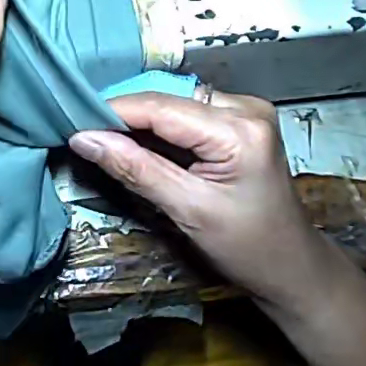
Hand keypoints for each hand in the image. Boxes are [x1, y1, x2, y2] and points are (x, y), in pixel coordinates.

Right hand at [68, 91, 356, 317]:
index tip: (74, 122)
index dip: (114, 111)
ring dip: (140, 120)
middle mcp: (245, 107)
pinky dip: (160, 126)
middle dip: (125, 114)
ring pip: (176, 103)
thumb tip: (84, 138)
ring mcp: (245, 110)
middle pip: (169, 100)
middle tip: (83, 129)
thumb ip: (135, 169)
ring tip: (102, 134)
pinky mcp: (240, 120)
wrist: (291, 266)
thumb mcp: (187, 210)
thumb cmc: (247, 247)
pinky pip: (188, 112)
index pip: (162, 107)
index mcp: (239, 128)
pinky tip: (137, 140)